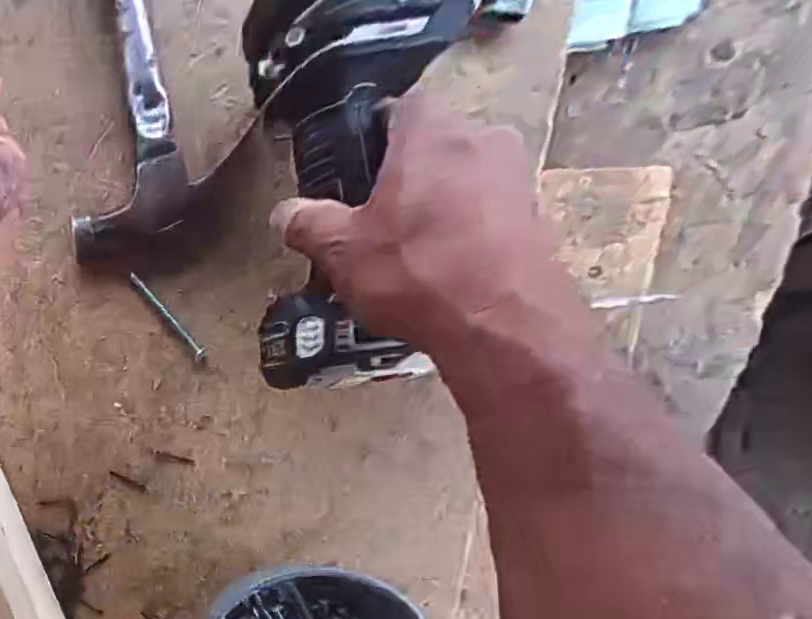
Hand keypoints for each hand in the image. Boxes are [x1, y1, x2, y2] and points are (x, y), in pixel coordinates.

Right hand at [273, 96, 586, 358]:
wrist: (495, 317)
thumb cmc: (413, 271)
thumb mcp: (340, 250)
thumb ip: (308, 223)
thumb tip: (284, 212)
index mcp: (430, 138)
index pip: (400, 107)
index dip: (370, 130)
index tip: (348, 164)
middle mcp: (480, 141)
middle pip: (428, 144)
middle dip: (395, 175)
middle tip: (362, 216)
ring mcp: (511, 174)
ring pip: (453, 176)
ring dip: (423, 203)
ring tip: (391, 248)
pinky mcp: (527, 210)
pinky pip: (476, 207)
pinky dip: (451, 226)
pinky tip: (426, 264)